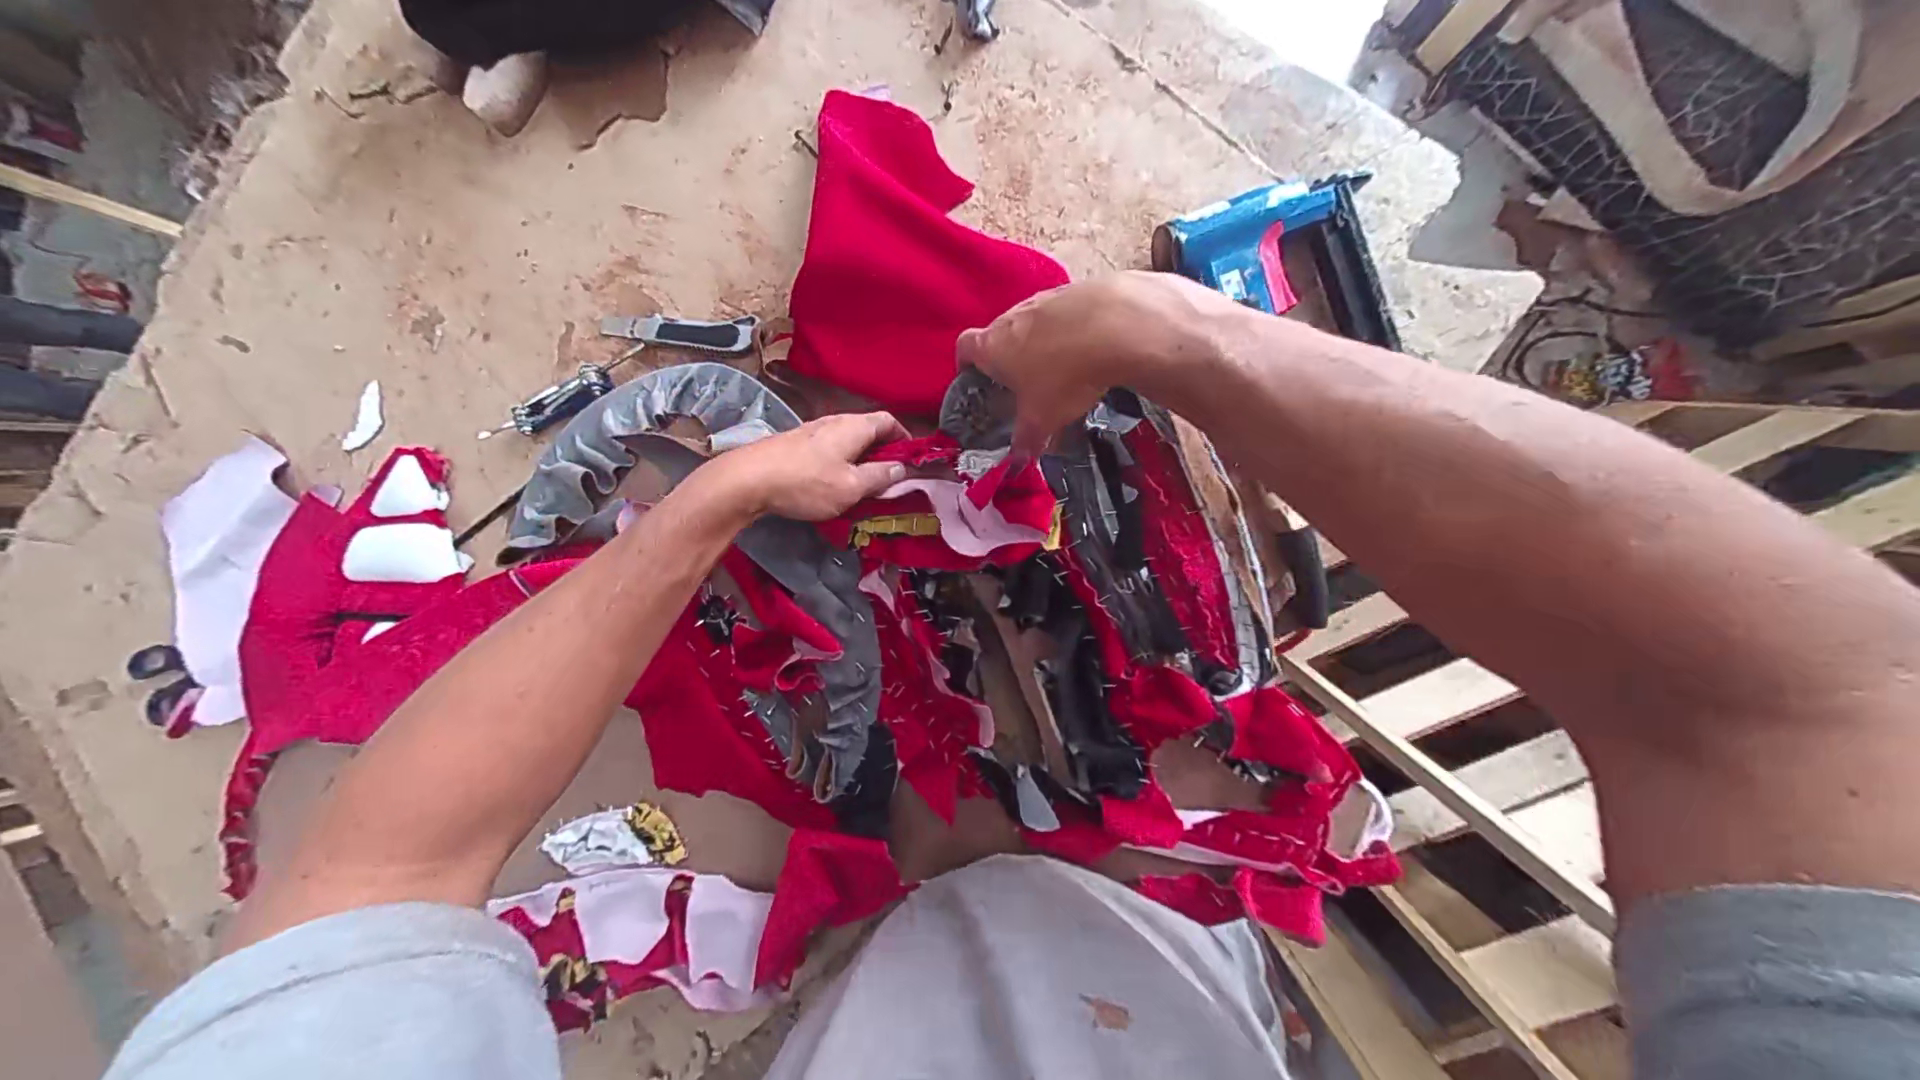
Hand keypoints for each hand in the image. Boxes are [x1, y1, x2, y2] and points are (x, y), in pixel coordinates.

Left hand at [698, 411, 909, 521]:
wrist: (747, 480)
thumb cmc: (806, 482)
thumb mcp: (851, 486)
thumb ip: (880, 476)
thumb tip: (901, 468)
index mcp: (854, 426)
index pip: (889, 421)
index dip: (904, 438)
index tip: (911, 460)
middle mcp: (834, 421)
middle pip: (868, 430)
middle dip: (884, 451)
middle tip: (890, 478)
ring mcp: (812, 431)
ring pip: (848, 441)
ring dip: (861, 459)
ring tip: (864, 485)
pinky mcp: (796, 445)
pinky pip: (830, 450)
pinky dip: (841, 463)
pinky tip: (835, 484)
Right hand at [955, 271, 1254, 456]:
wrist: (1118, 326)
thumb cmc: (1064, 376)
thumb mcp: (1043, 419)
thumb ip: (1026, 439)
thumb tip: (1018, 459)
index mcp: (993, 345)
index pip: (964, 348)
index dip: (966, 364)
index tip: (976, 380)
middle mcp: (1013, 315)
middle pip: (1000, 334)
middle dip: (1008, 357)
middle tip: (1024, 384)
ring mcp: (1045, 298)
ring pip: (1034, 321)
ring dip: (1040, 341)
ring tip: (1061, 366)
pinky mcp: (1078, 288)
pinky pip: (1066, 311)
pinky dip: (1071, 327)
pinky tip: (1091, 347)